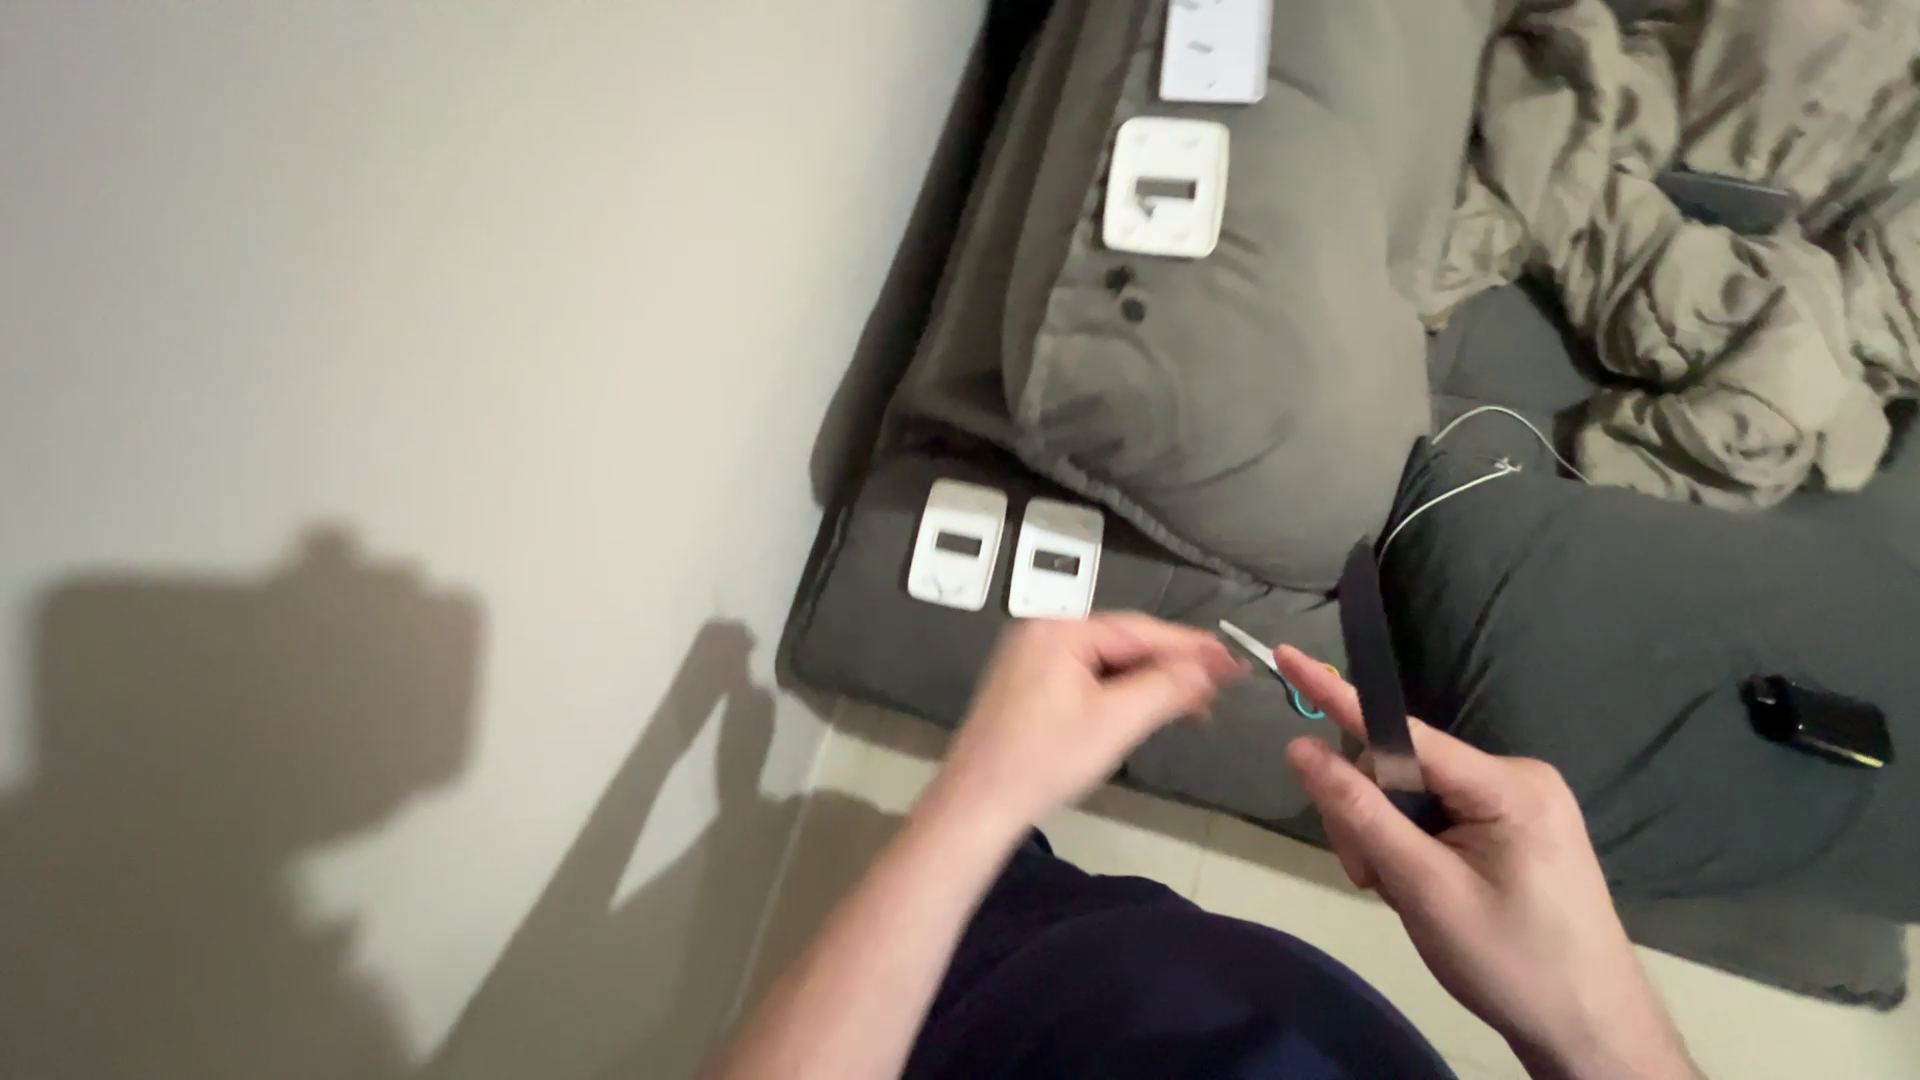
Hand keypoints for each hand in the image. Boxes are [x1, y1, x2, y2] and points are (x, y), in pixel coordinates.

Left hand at [925, 614, 1244, 839]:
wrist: (976, 805)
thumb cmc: (1043, 762)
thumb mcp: (1114, 722)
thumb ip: (1166, 688)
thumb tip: (1210, 668)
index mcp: (1058, 631)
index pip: (1138, 629)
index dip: (1190, 646)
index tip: (1234, 661)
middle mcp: (1042, 633)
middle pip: (1121, 643)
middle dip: (1170, 667)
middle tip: (1218, 689)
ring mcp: (1031, 659)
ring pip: (1105, 662)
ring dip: (1148, 682)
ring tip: (1192, 706)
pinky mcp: (1028, 686)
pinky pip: (1085, 678)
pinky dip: (1119, 693)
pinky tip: (1145, 710)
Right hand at [1275, 647, 1697, 1079]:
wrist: (1593, 1039)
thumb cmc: (1514, 964)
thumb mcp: (1423, 887)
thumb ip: (1358, 812)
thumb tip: (1299, 747)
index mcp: (1507, 785)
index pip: (1399, 733)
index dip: (1336, 695)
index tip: (1287, 656)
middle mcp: (1510, 777)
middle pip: (1393, 767)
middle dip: (1364, 815)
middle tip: (1366, 875)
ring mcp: (1508, 801)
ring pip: (1401, 792)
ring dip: (1379, 836)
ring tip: (1392, 888)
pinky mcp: (1501, 825)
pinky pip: (1424, 811)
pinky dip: (1400, 843)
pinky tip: (1410, 882)